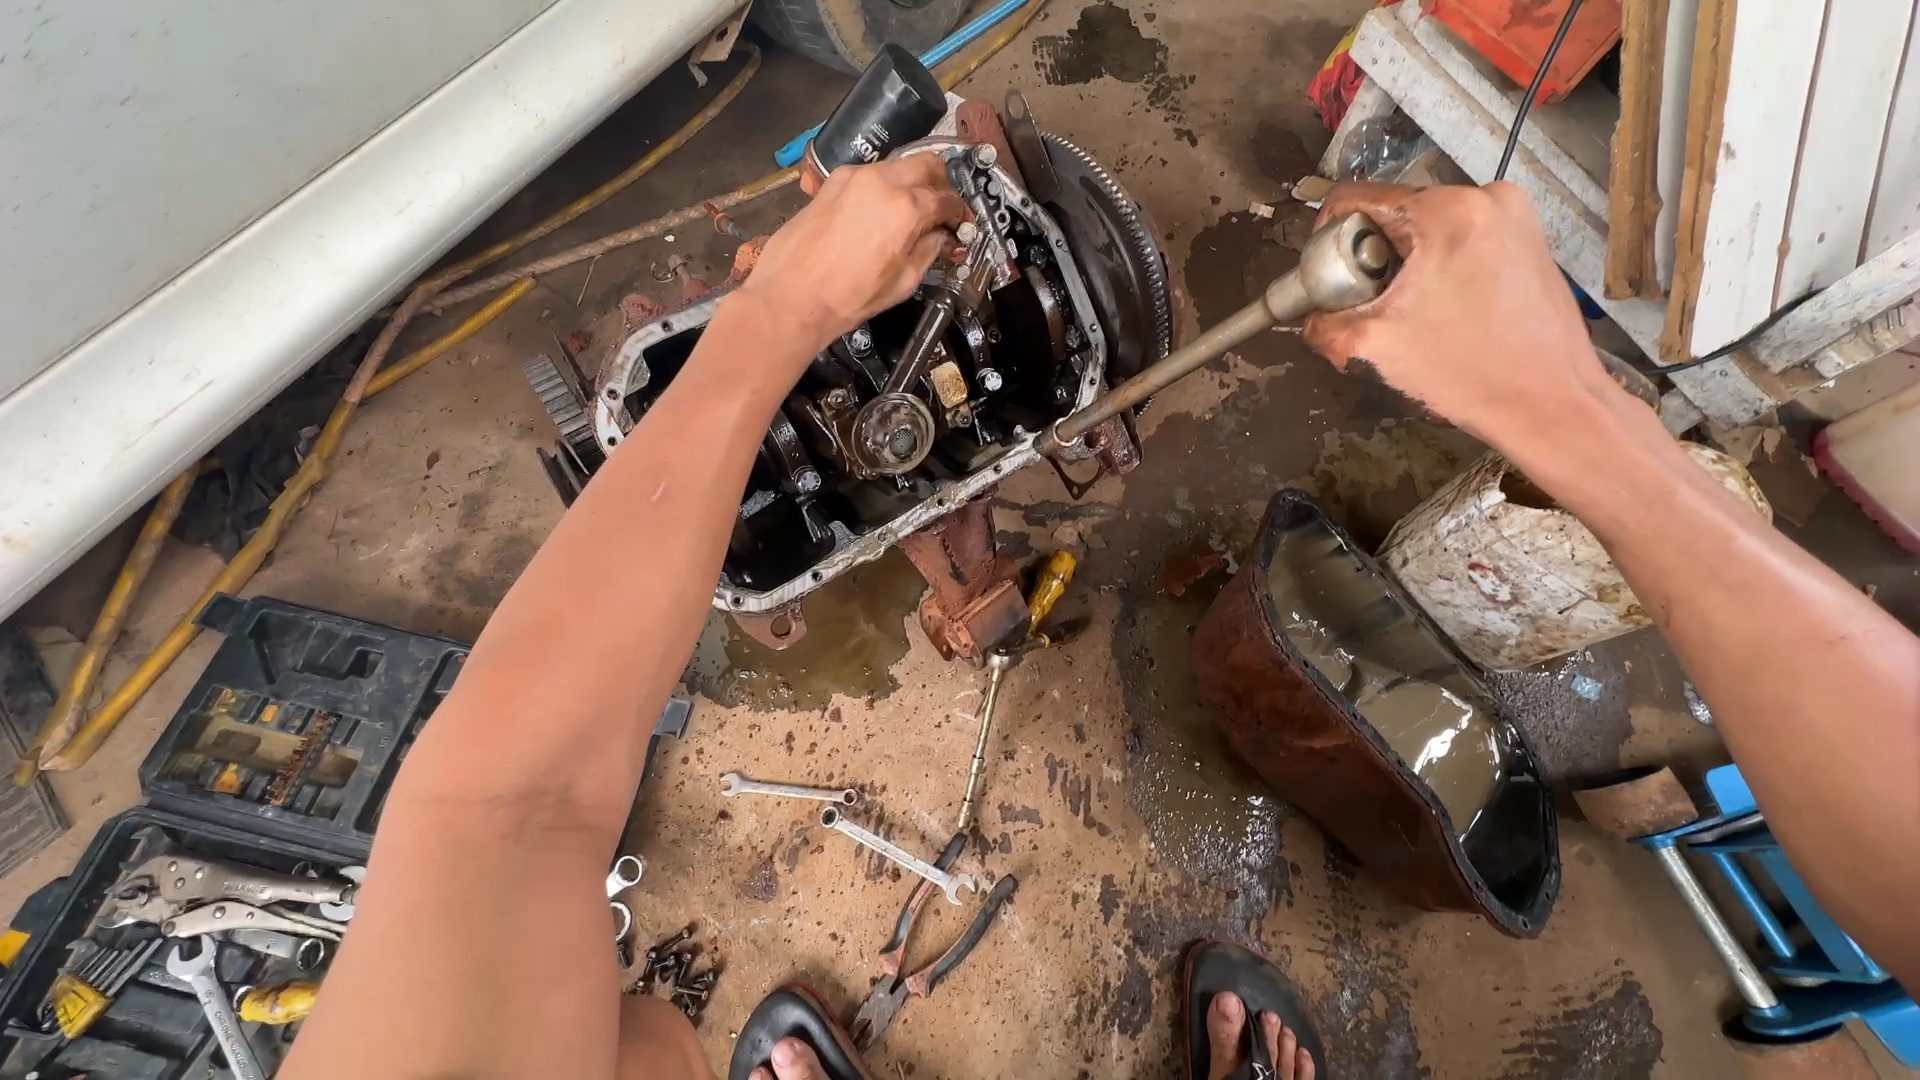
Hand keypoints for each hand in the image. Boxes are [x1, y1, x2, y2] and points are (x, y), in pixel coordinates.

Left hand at [736, 154, 970, 356]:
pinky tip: (880, 212)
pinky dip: (884, 187)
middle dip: (941, 184)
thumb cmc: (848, 298)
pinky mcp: (832, 183)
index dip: (960, 214)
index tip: (963, 225)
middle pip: (926, 164)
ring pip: (897, 165)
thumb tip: (942, 238)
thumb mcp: (902, 282)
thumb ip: (928, 251)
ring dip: (912, 182)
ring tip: (912, 212)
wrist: (792, 297)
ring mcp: (854, 177)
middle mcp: (882, 181)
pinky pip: (869, 175)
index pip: (946, 199)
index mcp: (906, 208)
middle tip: (943, 209)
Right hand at [1302, 182, 1621, 449]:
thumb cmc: (1463, 371)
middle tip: (1366, 308)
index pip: (1354, 198)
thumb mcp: (1367, 348)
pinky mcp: (1527, 239)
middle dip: (1365, 260)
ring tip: (1406, 315)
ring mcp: (1514, 215)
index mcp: (1446, 210)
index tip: (1325, 280)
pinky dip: (1434, 271)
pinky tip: (1438, 312)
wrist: (1547, 401)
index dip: (1323, 239)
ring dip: (1400, 268)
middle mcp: (1486, 197)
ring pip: (1424, 231)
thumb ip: (1320, 324)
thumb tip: (1308, 314)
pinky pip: (1457, 243)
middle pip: (1391, 215)